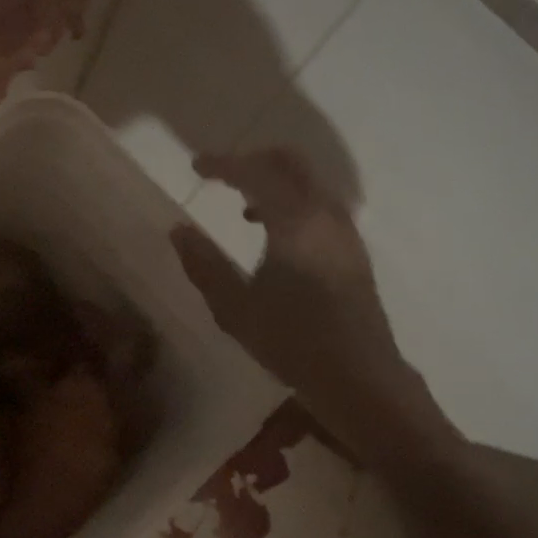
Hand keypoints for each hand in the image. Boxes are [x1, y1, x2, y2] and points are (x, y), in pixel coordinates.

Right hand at [171, 150, 454, 462]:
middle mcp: (325, 214)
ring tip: (241, 210)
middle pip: (290, 163)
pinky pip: (318, 205)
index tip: (196, 166)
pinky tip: (272, 236)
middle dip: (252, 162)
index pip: (256, 172)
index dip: (224, 164)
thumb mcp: (235, 308)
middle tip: (220, 175)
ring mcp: (344, 231)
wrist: (359, 375)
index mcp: (295, 220)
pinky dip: (290, 203)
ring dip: (273, 184)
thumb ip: (203, 265)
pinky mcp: (352, 251)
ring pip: (308, 184)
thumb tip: (178, 230)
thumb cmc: (292, 342)